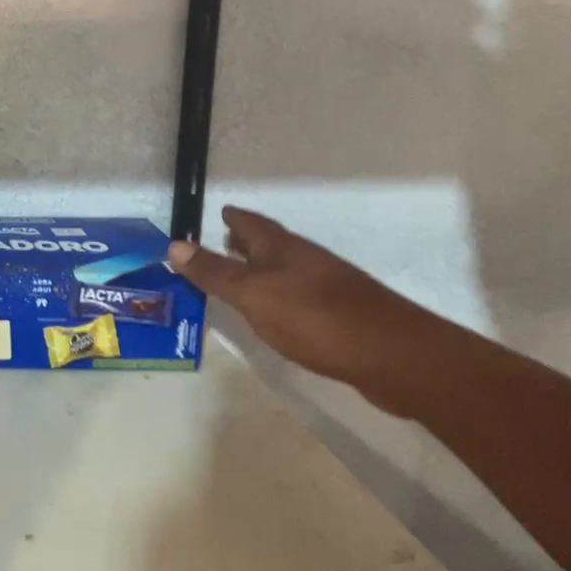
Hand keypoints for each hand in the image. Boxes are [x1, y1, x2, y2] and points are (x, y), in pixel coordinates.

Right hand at [168, 205, 446, 415]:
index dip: (233, 218)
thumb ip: (215, 273)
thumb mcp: (253, 295)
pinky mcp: (344, 316)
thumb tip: (174, 245)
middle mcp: (306, 260)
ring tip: (242, 280)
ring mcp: (330, 287)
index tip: (218, 213)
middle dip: (246, 242)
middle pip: (271, 245)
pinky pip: (302, 296)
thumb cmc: (315, 318)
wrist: (395, 357)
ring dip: (264, 270)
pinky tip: (278, 314)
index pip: (251, 223)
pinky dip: (282, 296)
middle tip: (222, 242)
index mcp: (282, 249)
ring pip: (287, 270)